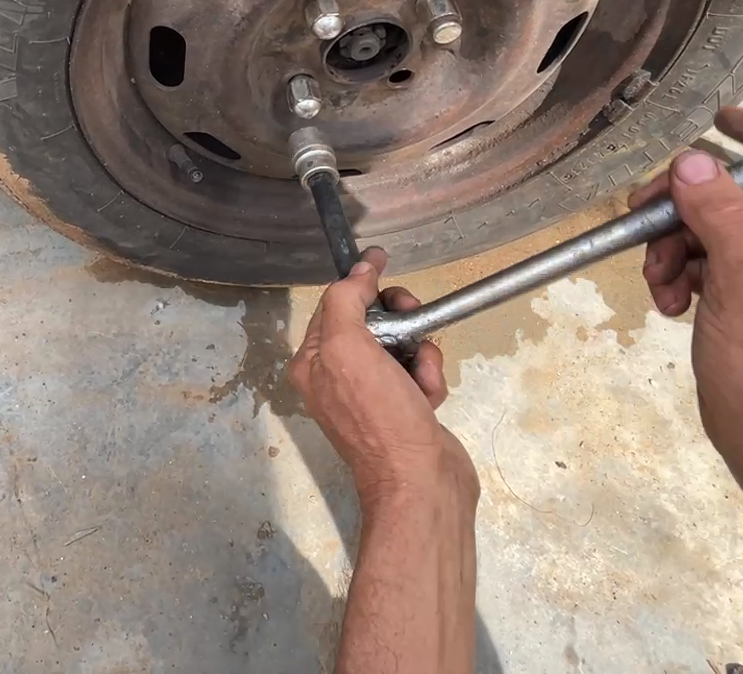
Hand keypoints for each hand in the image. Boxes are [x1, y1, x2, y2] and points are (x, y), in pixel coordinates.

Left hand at [288, 249, 479, 513]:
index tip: (382, 259)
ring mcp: (371, 394)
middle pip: (370, 322)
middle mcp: (336, 376)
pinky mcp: (404, 409)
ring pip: (401, 346)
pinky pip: (418, 374)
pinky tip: (429, 398)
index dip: (360, 282)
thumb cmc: (379, 414)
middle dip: (397, 318)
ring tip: (422, 375)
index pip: (334, 305)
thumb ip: (346, 301)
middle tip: (413, 315)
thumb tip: (358, 269)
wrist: (421, 483)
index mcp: (312, 361)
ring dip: (418, 353)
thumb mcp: (348, 348)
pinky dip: (428, 379)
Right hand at [631, 104, 742, 512]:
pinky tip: (668, 301)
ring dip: (677, 248)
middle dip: (690, 206)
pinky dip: (684, 275)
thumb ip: (721, 217)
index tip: (719, 120)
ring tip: (657, 282)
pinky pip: (716, 267)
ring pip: (722, 232)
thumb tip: (693, 161)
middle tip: (642, 217)